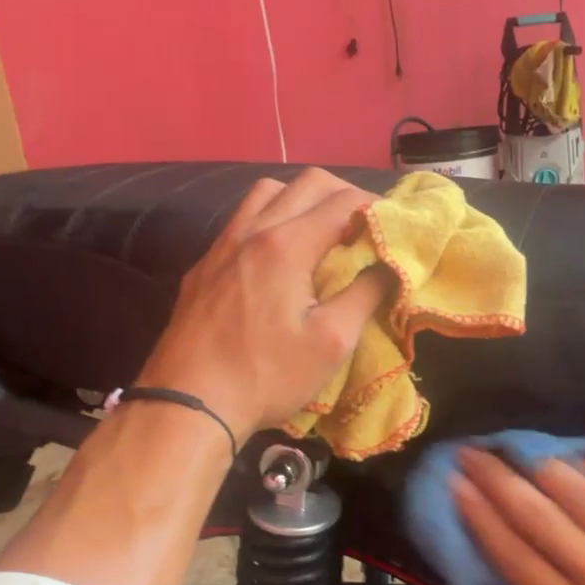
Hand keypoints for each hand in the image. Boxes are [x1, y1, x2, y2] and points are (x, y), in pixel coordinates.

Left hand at [137, 168, 390, 442]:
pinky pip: (242, 219)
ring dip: (304, 199)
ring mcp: (222, 246)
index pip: (342, 201)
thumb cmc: (267, 375)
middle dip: (345, 194)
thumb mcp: (331, 342)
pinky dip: (272, 218)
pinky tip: (281, 256)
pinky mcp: (204, 266)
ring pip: (268, 192)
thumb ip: (366, 294)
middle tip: (367, 225)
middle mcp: (252, 230)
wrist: (189, 402)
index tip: (395, 227)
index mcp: (287, 245)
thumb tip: (391, 264)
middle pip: (306, 182)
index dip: (377, 207)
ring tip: (324, 232)